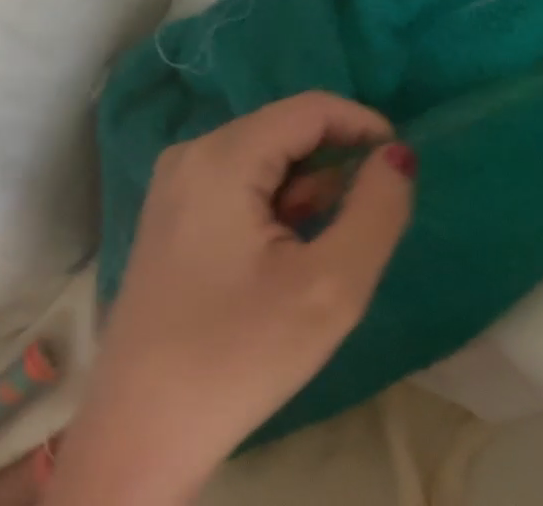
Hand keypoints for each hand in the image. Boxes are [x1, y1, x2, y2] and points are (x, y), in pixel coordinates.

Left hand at [49, 93, 415, 504]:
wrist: (141, 433)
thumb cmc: (239, 356)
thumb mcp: (331, 287)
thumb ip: (376, 209)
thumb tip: (397, 154)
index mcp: (222, 158)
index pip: (310, 108)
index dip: (364, 125)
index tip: (401, 165)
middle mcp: (190, 156)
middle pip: (284, 132)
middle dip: (334, 166)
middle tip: (364, 224)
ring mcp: (173, 188)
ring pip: (262, 162)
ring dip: (305, 193)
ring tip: (321, 258)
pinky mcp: (170, 220)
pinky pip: (237, 189)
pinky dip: (274, 210)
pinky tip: (285, 264)